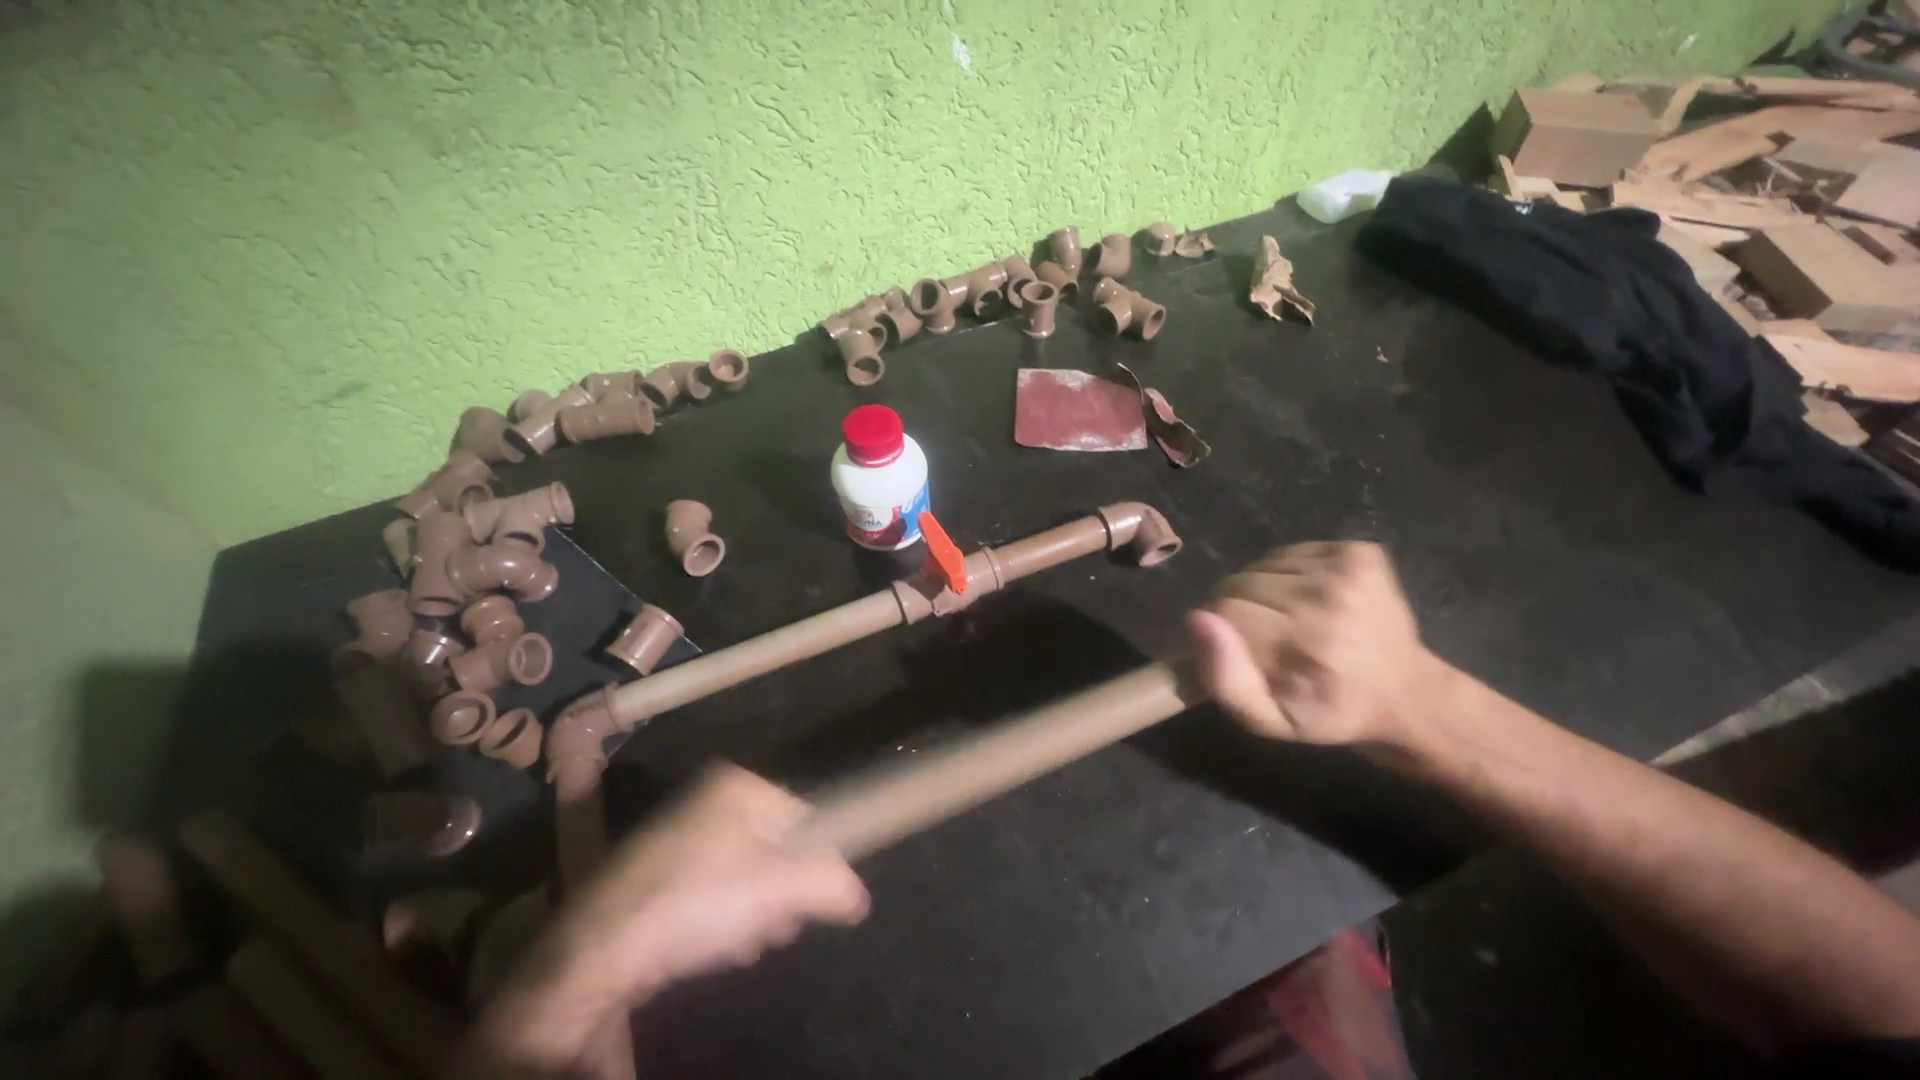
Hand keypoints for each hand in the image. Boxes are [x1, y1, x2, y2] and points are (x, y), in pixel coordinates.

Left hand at [556, 765, 868, 998]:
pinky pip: (714, 892)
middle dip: (783, 894)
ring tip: (741, 941)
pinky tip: (714, 946)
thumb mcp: (780, 888)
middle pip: (778, 848)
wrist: (599, 948)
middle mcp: (709, 801)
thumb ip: (831, 883)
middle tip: (775, 925)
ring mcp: (680, 835)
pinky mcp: (659, 874)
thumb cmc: (697, 901)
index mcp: (739, 786)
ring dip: (755, 914)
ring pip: (747, 876)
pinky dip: (722, 920)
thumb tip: (858, 896)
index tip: (817, 900)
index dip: (819, 860)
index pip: (808, 815)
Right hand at [1186, 542, 1445, 747]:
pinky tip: (1309, 601)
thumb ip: (1224, 679)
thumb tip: (1197, 619)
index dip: (1221, 633)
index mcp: (1306, 641)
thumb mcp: (1267, 720)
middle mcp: (1328, 596)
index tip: (1238, 653)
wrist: (1405, 692)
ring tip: (1289, 620)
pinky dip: (1288, 574)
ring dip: (1264, 591)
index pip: (1224, 610)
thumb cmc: (1328, 712)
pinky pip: (1290, 553)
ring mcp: (1347, 568)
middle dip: (1239, 609)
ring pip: (1261, 565)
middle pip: (1240, 582)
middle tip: (1265, 638)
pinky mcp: (1360, 551)